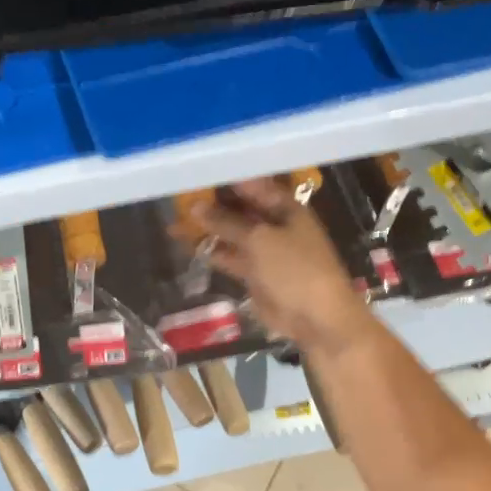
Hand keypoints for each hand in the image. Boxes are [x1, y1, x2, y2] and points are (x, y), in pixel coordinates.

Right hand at [191, 178, 370, 353]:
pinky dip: (209, 250)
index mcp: (285, 208)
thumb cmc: (295, 268)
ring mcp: (263, 248)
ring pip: (230, 232)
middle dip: (211, 203)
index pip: (252, 185)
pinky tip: (184, 243)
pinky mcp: (253, 272)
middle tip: (178, 194)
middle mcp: (274, 223)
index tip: (195, 173)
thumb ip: (226, 222)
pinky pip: (227, 255)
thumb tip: (194, 207)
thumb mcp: (259, 239)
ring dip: (206, 227)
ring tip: (174, 218)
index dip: (225, 179)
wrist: (317, 318)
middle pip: (239, 208)